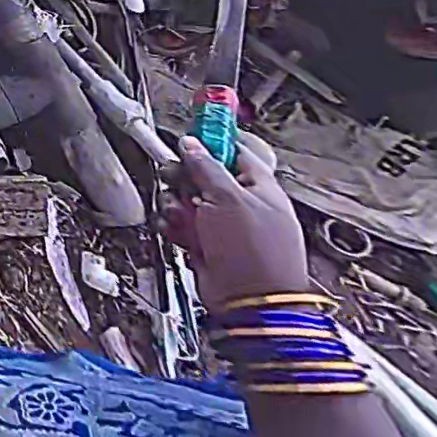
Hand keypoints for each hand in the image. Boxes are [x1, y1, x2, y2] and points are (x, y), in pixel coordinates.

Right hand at [162, 132, 310, 306]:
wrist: (248, 302)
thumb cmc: (253, 252)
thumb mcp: (228, 200)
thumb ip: (207, 167)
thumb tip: (191, 143)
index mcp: (261, 192)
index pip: (236, 153)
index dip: (213, 141)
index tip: (192, 134)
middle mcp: (243, 206)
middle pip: (203, 175)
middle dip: (184, 178)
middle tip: (178, 182)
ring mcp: (224, 225)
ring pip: (186, 198)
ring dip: (177, 205)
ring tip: (182, 216)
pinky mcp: (207, 241)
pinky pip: (180, 222)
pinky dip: (175, 225)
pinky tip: (180, 232)